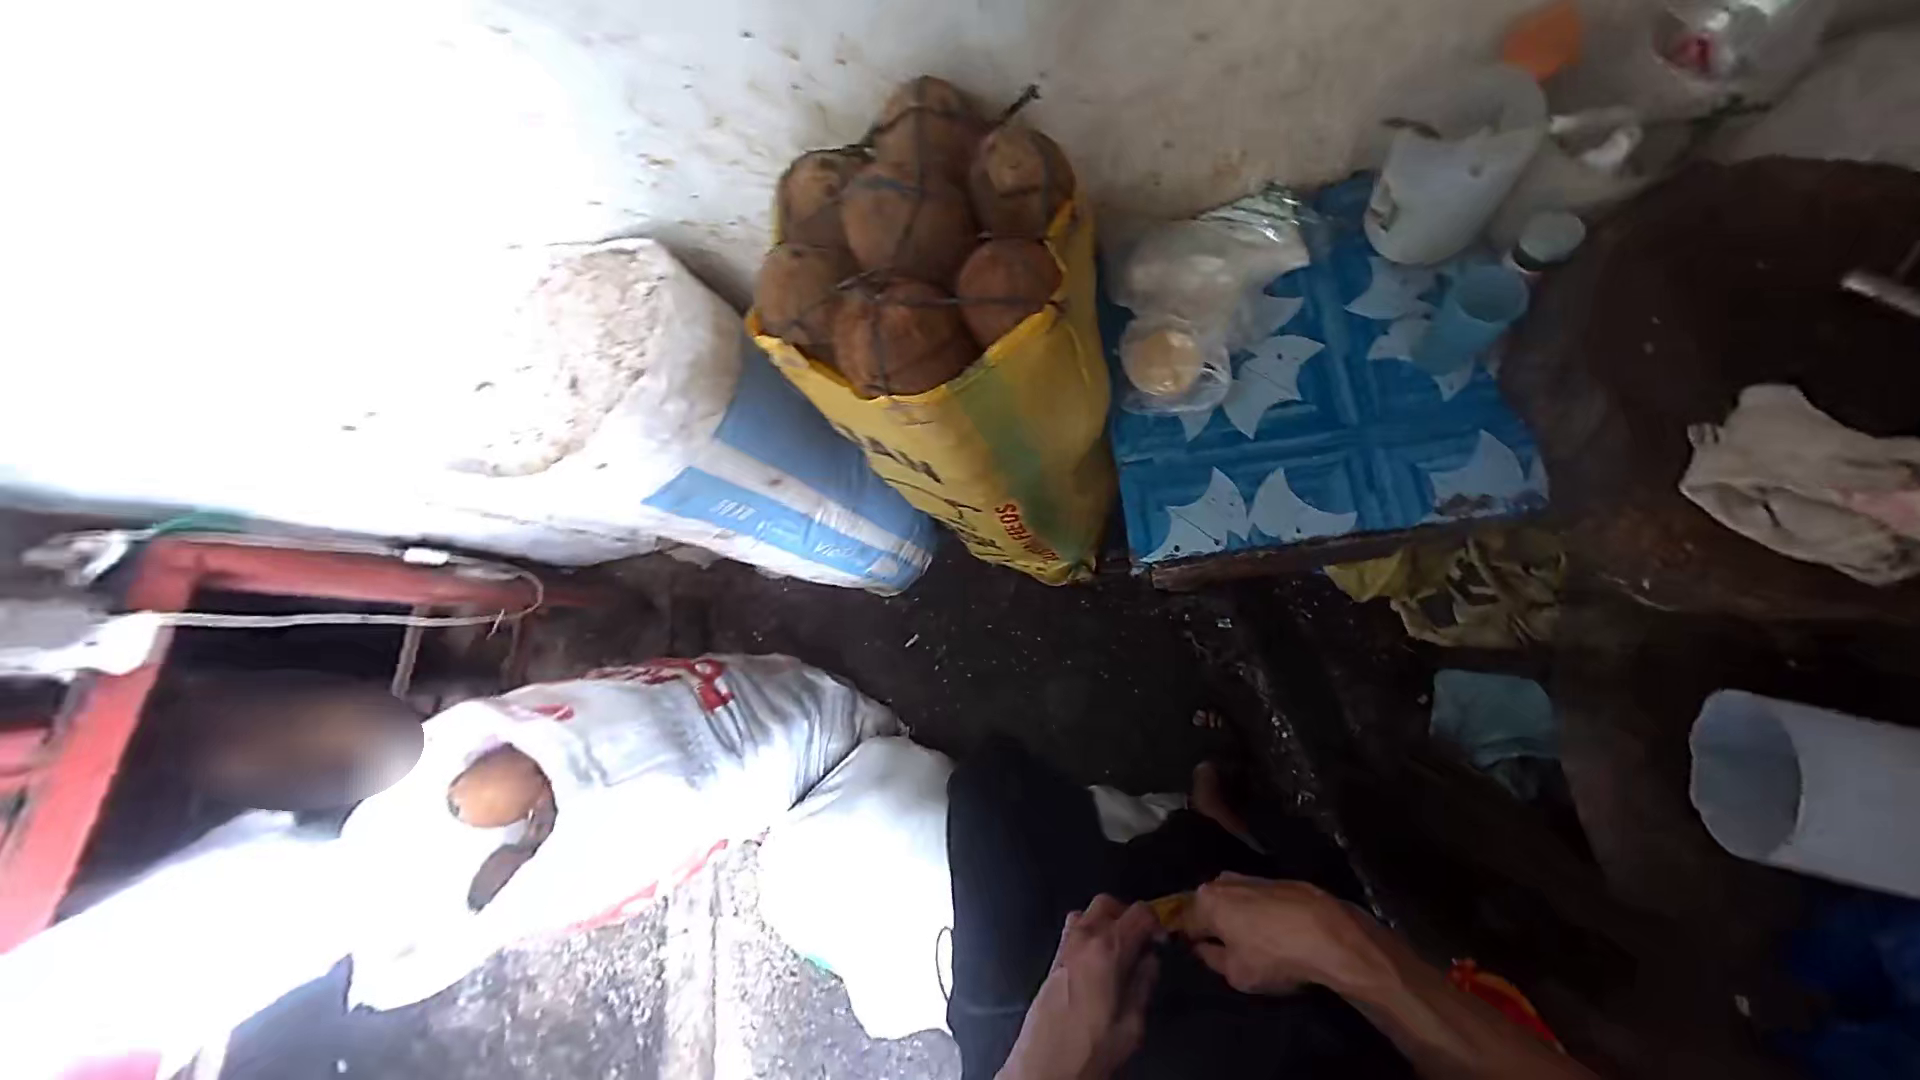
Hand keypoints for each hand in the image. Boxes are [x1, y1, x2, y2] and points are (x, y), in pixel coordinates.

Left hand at [997, 895, 1163, 1079]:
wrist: (1045, 1064)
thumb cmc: (1093, 1047)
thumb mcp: (1132, 1024)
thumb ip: (1143, 985)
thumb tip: (1152, 960)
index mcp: (1108, 948)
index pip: (1138, 912)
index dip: (1156, 922)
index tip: (1162, 941)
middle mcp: (1085, 935)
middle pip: (1109, 903)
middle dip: (1129, 915)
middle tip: (1142, 941)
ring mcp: (1066, 942)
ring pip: (1089, 910)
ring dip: (1107, 920)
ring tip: (1121, 949)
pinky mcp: (1054, 953)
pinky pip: (1075, 926)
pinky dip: (1091, 929)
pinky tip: (1099, 958)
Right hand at [1184, 873, 1391, 996]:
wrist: (1328, 933)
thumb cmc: (1273, 955)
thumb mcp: (1236, 974)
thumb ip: (1211, 959)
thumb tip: (1202, 947)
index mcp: (1205, 901)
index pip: (1184, 921)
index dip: (1188, 939)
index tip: (1196, 953)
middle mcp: (1221, 880)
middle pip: (1208, 906)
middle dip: (1213, 924)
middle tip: (1225, 948)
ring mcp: (1249, 876)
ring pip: (1233, 899)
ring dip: (1237, 916)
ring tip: (1253, 940)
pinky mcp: (1276, 879)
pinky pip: (1257, 898)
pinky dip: (1260, 912)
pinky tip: (1276, 931)